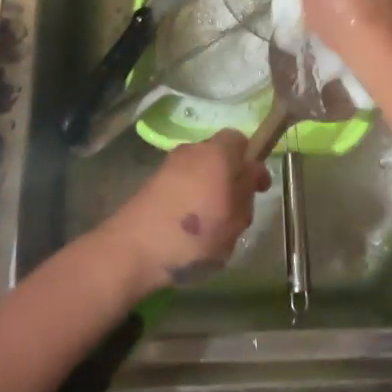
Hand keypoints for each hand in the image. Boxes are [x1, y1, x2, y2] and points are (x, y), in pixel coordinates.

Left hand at [96, 130, 270, 294]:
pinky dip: (189, 202)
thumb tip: (250, 172)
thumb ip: (247, 191)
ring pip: (199, 174)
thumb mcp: (236, 219)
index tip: (259, 189)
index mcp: (217, 153)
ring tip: (212, 228)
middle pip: (219, 157)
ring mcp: (167, 167)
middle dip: (230, 180)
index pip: (240, 140)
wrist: (133, 250)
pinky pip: (181, 187)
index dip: (252, 162)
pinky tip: (188, 232)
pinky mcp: (150, 185)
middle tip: (237, 214)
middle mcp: (191, 151)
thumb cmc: (195, 235)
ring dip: (209, 193)